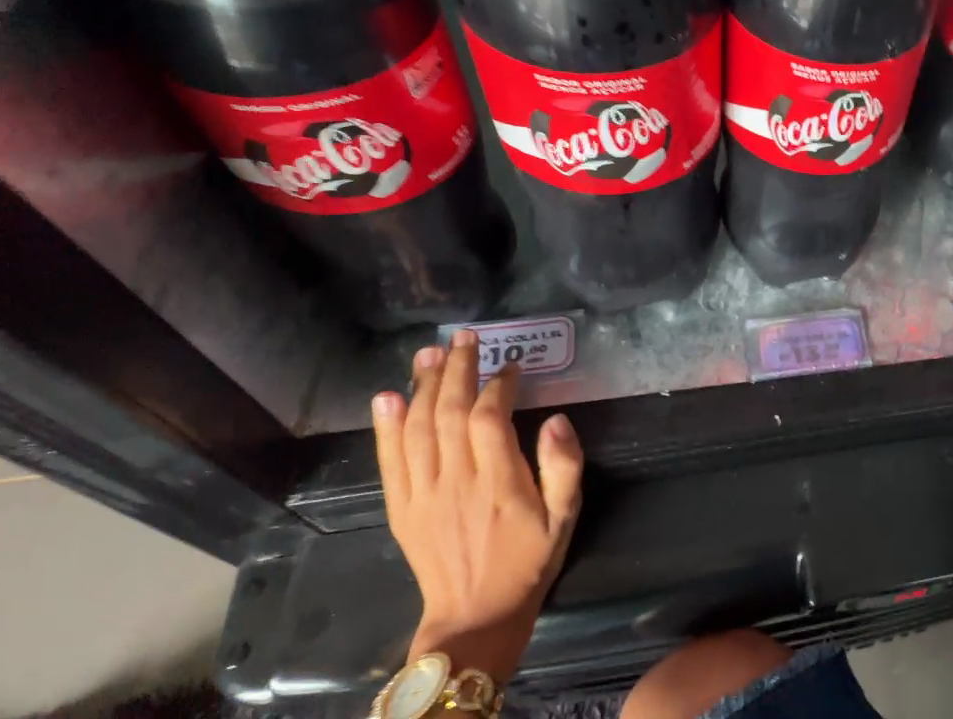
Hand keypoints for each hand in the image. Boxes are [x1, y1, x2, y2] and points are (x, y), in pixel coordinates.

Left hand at [371, 330, 583, 682]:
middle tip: (466, 338)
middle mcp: (456, 482)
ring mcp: (422, 494)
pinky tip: (388, 397)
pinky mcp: (401, 508)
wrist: (475, 615)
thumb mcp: (565, 516)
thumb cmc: (528, 561)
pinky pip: (389, 461)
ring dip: (423, 387)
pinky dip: (386, 426)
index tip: (511, 364)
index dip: (500, 384)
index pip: (491, 418)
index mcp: (499, 483)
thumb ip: (564, 466)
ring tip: (431, 353)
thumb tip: (555, 420)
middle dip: (458, 370)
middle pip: (450, 413)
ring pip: (417, 429)